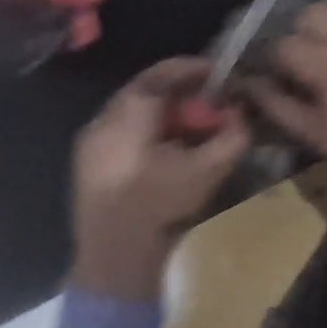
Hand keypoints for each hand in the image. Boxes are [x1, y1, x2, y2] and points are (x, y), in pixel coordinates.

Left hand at [71, 58, 248, 297]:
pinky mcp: (86, 162)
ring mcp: (89, 142)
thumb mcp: (207, 173)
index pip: (159, 76)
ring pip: (130, 111)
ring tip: (190, 126)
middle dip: (178, 91)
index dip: (190, 69)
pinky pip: (120, 131)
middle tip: (207, 102)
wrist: (115, 259)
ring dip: (162, 111)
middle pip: (143, 91)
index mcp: (127, 118)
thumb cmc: (161, 210)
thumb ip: (231, 137)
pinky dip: (145, 129)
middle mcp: (102, 121)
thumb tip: (240, 114)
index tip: (216, 72)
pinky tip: (165, 150)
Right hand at [245, 0, 326, 175]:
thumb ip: (279, 105)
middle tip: (300, 62)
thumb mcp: (317, 135)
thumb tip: (250, 83)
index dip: (272, 60)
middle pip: (304, 17)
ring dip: (319, 21)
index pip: (283, 46)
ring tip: (321, 45)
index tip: (273, 74)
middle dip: (296, 36)